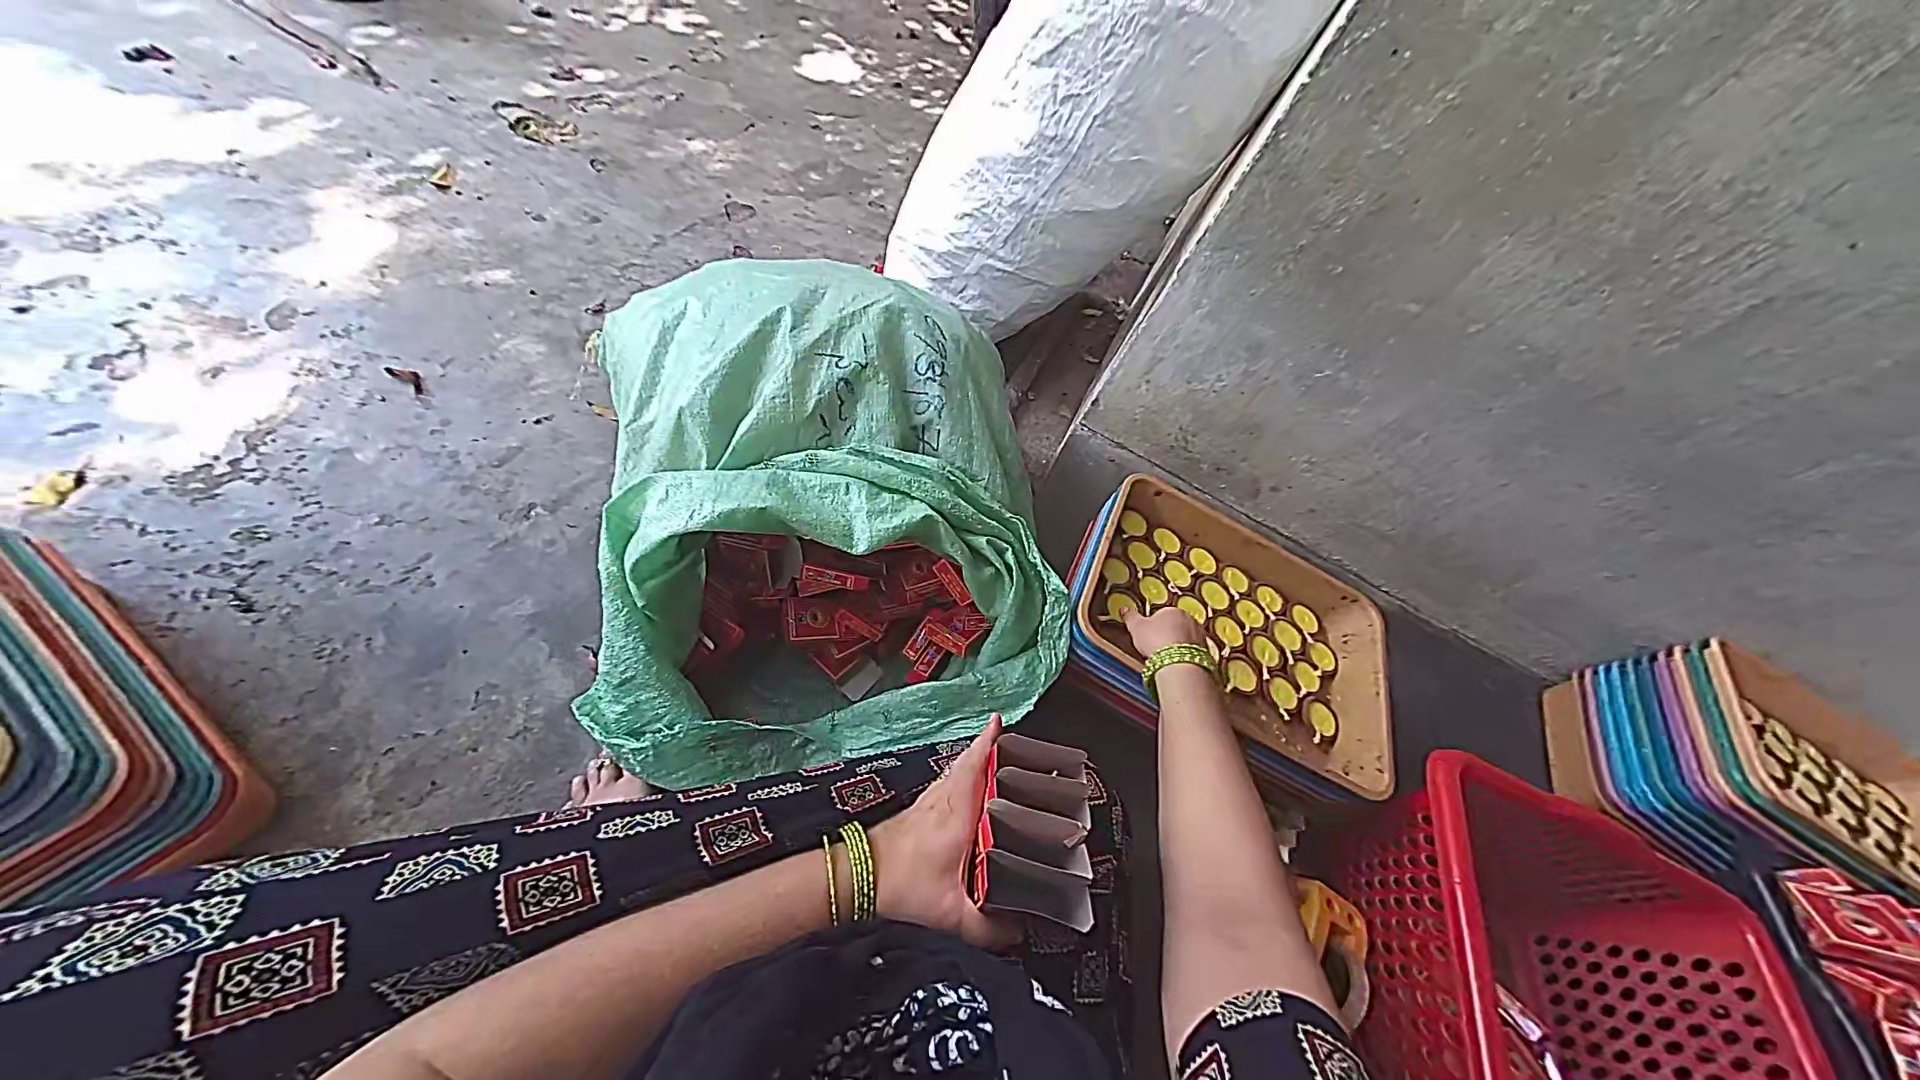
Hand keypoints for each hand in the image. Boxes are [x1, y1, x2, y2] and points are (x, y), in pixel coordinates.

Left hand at [869, 714, 1021, 948]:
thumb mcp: (951, 916)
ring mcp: (927, 804)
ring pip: (954, 773)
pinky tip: (966, 794)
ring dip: (973, 762)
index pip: (973, 766)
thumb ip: (989, 929)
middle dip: (988, 748)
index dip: (987, 742)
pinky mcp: (916, 813)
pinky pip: (946, 786)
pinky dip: (960, 779)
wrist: (857, 880)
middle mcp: (941, 801)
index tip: (999, 720)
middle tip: (1009, 739)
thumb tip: (1019, 934)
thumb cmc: (901, 890)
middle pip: (966, 763)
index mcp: (955, 814)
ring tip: (995, 760)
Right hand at [1124, 605, 1206, 654]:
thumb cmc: (1155, 640)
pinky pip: (1194, 650)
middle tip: (1157, 647)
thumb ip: (1130, 617)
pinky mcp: (1207, 650)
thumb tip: (1124, 609)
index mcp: (1172, 610)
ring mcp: (1200, 634)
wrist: (1179, 662)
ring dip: (1179, 645)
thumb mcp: (1136, 628)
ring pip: (1186, 638)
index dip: (1154, 626)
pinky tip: (1178, 663)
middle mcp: (1189, 619)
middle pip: (1177, 625)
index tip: (1149, 637)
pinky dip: (1187, 655)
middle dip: (1169, 634)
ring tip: (1167, 658)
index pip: (1162, 614)